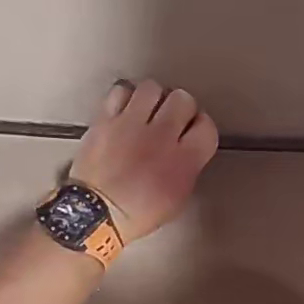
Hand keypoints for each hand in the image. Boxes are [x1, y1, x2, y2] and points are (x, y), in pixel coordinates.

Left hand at [69, 79, 219, 243]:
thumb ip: (188, 169)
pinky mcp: (106, 119)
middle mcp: (161, 136)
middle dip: (180, 108)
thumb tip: (187, 151)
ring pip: (152, 88)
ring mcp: (131, 124)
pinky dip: (125, 96)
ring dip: (153, 98)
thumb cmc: (138, 214)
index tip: (193, 133)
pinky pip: (121, 90)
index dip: (200, 127)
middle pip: (183, 99)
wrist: (96, 215)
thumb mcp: (177, 199)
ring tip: (147, 111)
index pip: (206, 126)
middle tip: (171, 120)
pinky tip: (125, 110)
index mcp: (184, 160)